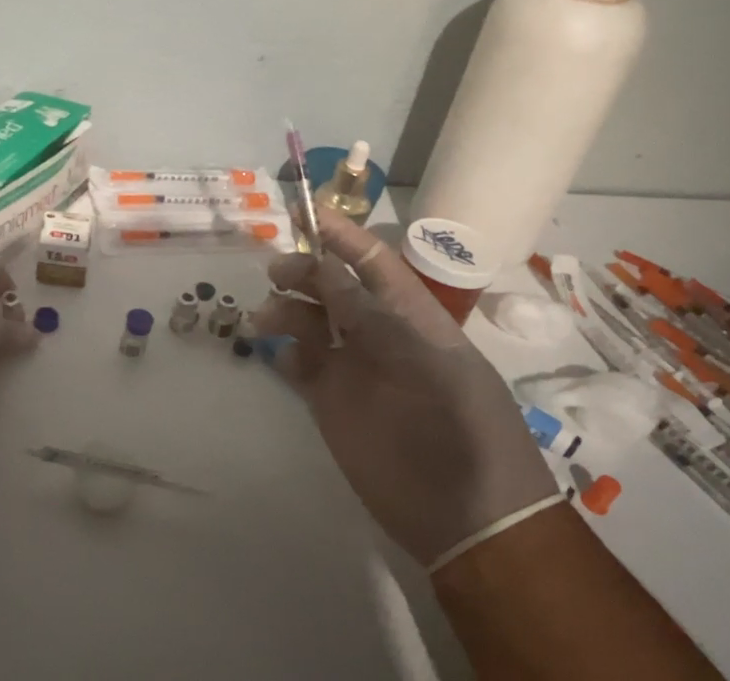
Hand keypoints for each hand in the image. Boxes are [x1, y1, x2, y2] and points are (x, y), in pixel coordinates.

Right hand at [252, 208, 561, 570]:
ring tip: (261, 320)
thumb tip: (324, 267)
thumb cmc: (454, 428)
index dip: (342, 236)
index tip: (304, 212)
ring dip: (284, 311)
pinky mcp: (332, 404)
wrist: (467, 517)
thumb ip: (368, 313)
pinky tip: (274, 356)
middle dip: (303, 272)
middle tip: (274, 273)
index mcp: (412, 318)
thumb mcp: (418, 359)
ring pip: (310, 323)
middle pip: (333, 288)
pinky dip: (282, 354)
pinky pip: (300, 365)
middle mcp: (379, 336)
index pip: (373, 263)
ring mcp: (354, 370)